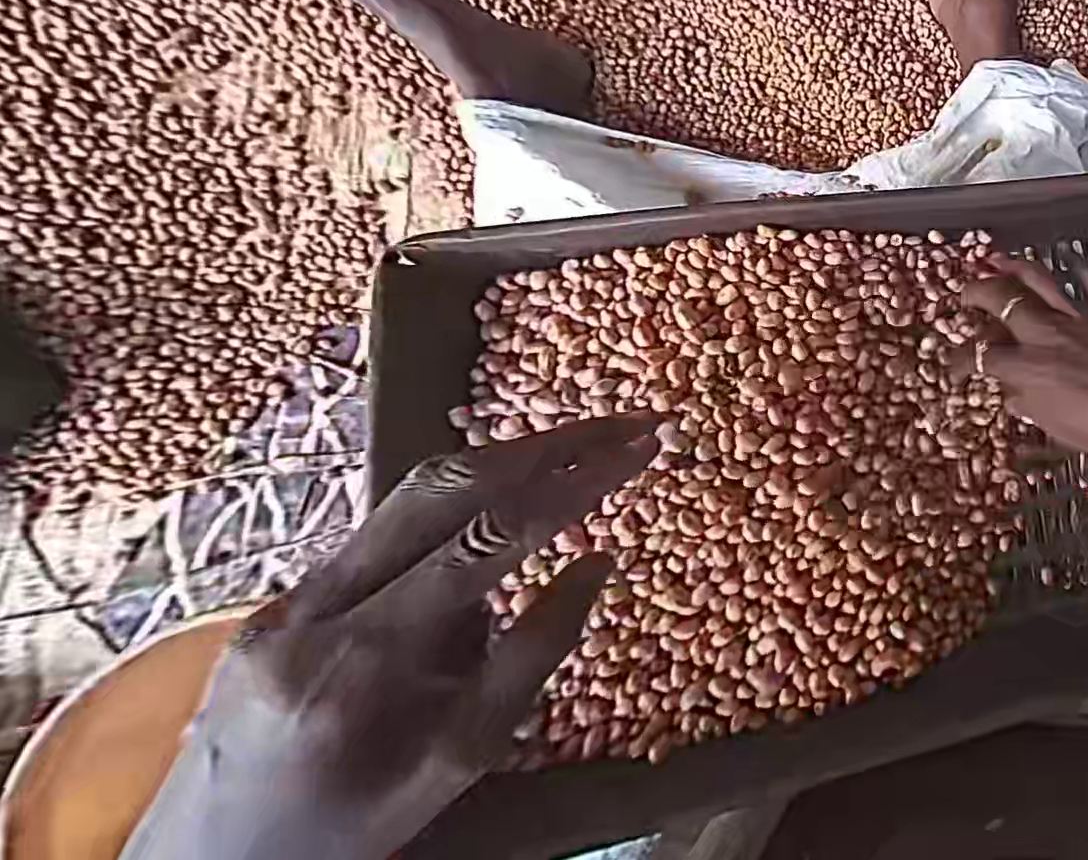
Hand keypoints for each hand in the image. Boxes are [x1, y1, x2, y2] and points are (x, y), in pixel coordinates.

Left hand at [122, 416, 659, 859]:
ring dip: (514, 456)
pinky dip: (472, 491)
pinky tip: (514, 490)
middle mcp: (320, 603)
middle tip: (624, 425)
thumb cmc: (360, 817)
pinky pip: (397, 518)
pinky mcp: (291, 589)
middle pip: (449, 484)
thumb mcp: (468, 750)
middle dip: (551, 443)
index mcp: (369, 654)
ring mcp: (294, 590)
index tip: (641, 448)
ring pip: (419, 488)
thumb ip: (539, 649)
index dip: (579, 481)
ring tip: (583, 444)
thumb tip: (599, 561)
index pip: (496, 533)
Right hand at [959, 256, 1087, 463]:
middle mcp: (1045, 333)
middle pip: (998, 299)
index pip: (980, 355)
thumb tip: (1011, 395)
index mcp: (1027, 366)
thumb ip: (1026, 404)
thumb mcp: (1054, 425)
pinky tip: (1067, 262)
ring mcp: (1077, 315)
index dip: (960, 357)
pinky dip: (1076, 268)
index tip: (953, 362)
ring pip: (1037, 277)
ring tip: (996, 260)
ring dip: (1012, 265)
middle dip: (974, 292)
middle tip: (966, 294)